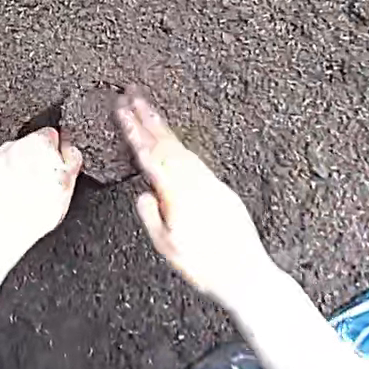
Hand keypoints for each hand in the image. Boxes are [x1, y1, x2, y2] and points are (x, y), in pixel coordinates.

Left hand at [0, 128, 81, 257]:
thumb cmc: (33, 213)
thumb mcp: (67, 187)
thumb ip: (71, 163)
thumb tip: (71, 151)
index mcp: (38, 142)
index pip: (51, 135)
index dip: (55, 153)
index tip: (56, 167)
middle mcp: (12, 146)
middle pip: (28, 148)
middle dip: (33, 163)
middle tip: (40, 187)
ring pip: (9, 163)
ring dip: (15, 174)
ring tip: (22, 199)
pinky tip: (6, 203)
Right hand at [118, 94, 278, 310]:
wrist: (246, 274)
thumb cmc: (206, 267)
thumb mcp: (168, 247)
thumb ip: (151, 217)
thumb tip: (142, 195)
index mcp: (177, 193)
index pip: (149, 154)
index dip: (134, 130)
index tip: (122, 110)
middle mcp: (193, 181)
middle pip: (166, 142)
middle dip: (147, 116)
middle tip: (133, 95)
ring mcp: (208, 181)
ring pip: (180, 146)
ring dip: (163, 126)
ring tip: (148, 109)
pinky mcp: (219, 186)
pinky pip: (194, 156)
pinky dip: (179, 143)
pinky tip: (174, 141)